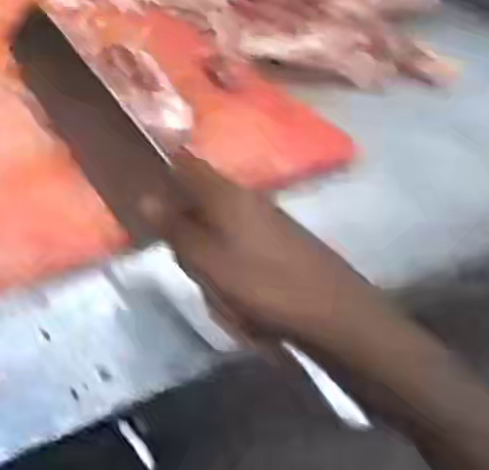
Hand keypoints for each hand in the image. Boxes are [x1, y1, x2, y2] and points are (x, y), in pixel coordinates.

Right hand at [148, 151, 394, 349]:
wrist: (353, 330)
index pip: (183, 159)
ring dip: (206, 242)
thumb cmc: (266, 285)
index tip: (135, 168)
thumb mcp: (203, 258)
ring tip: (203, 273)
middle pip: (200, 193)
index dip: (159, 158)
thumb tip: (145, 197)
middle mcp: (249, 199)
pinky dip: (231, 259)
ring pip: (221, 221)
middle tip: (167, 238)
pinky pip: (243, 244)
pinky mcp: (290, 249)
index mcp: (224, 192)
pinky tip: (234, 288)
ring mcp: (274, 224)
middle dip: (181, 212)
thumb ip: (171, 225)